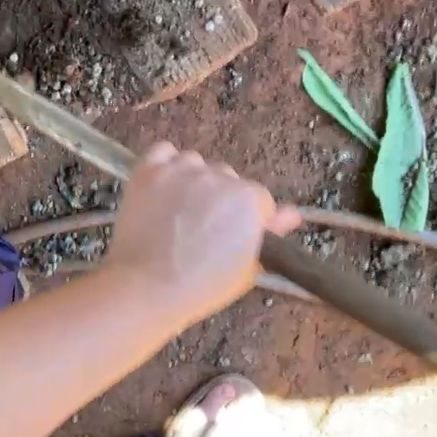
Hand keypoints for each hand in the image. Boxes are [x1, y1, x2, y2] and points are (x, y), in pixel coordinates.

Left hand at [102, 143, 299, 326]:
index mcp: (250, 199)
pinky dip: (164, 163)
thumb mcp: (248, 265)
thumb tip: (290, 214)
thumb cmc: (202, 285)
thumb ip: (270, 233)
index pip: (257, 198)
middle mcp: (217, 177)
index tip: (229, 235)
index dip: (245, 217)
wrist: (146, 285)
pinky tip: (161, 185)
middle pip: (225, 177)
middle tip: (199, 224)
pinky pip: (162, 152)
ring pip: (194, 163)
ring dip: (191, 179)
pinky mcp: (147, 171)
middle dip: (217, 197)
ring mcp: (180, 171)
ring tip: (177, 208)